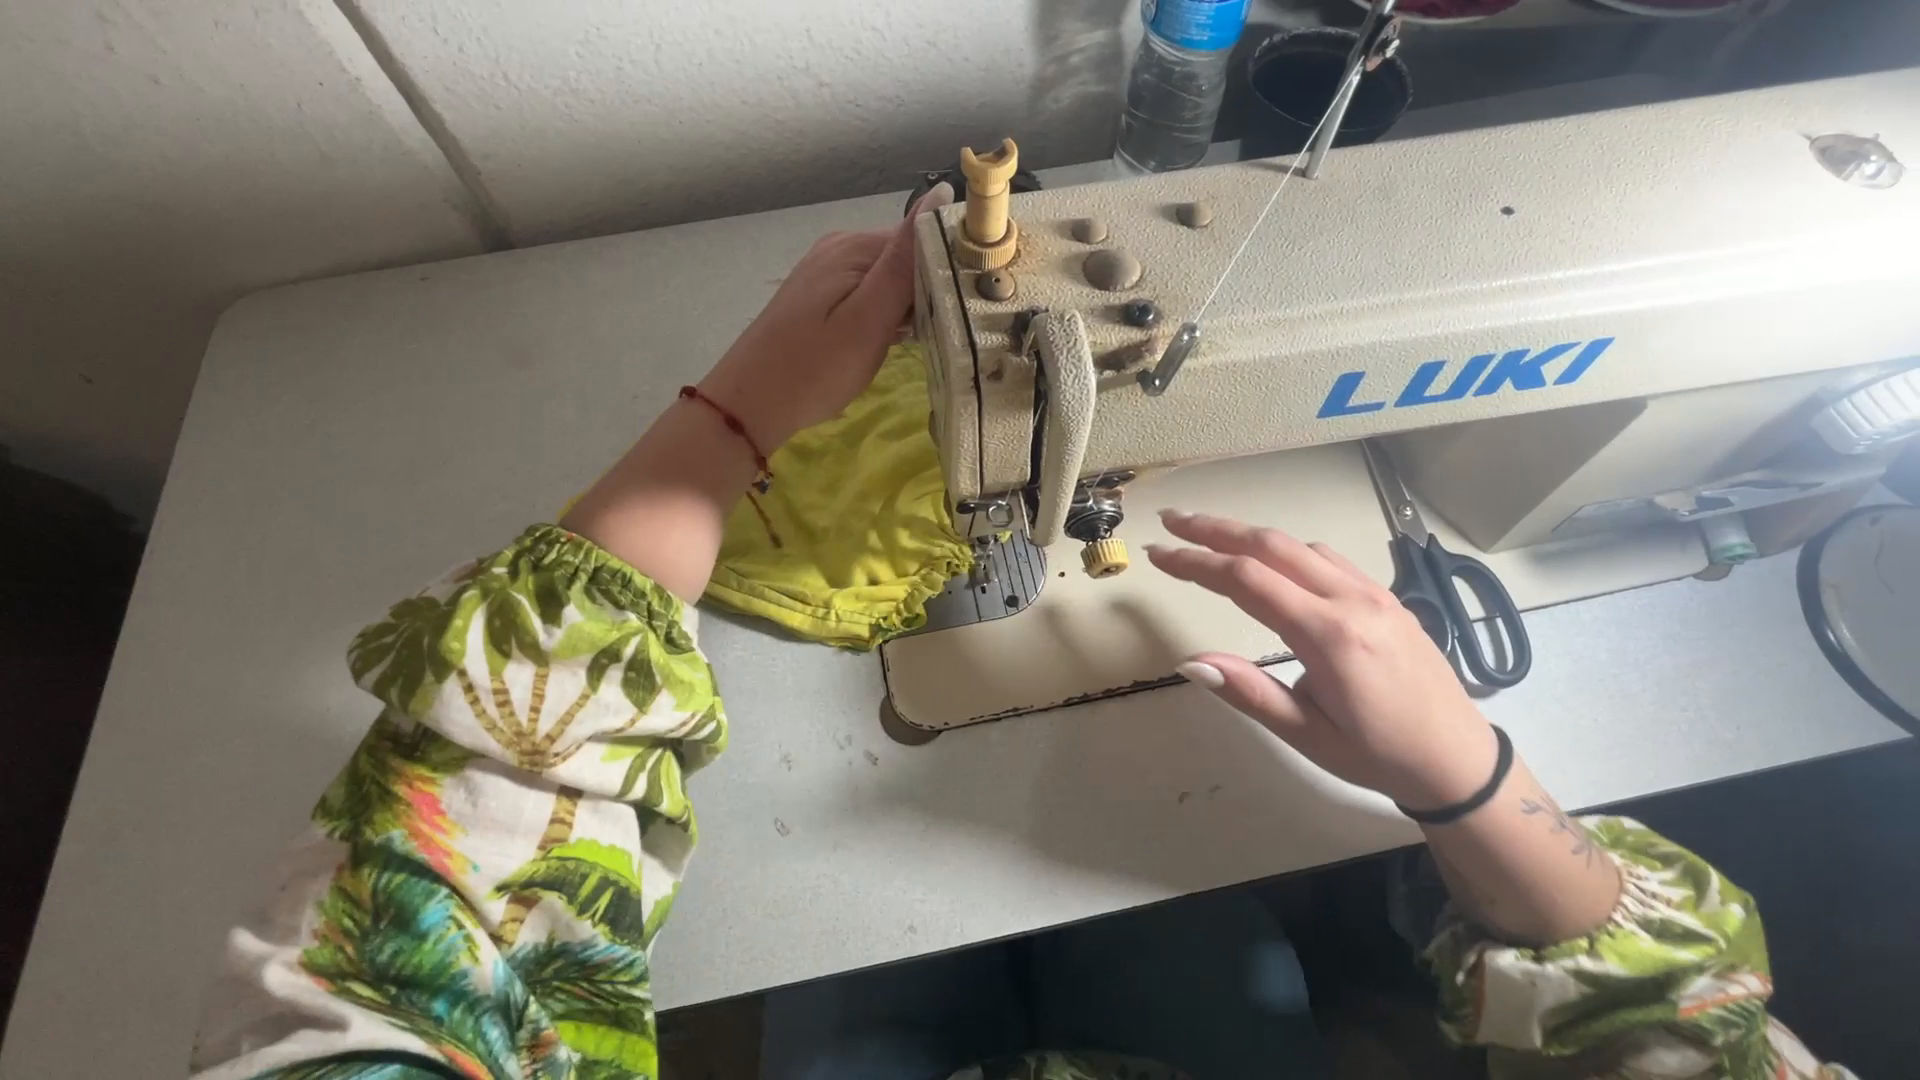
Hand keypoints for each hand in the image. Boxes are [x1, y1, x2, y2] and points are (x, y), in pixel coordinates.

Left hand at [696, 183, 953, 449]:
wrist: (751, 404)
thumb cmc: (815, 369)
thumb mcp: (868, 318)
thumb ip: (904, 261)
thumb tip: (940, 193)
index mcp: (854, 247)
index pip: (923, 239)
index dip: (950, 267)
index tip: (971, 304)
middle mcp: (841, 248)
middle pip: (907, 258)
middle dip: (931, 289)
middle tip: (948, 331)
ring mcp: (828, 272)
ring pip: (891, 279)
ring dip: (912, 306)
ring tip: (928, 340)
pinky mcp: (822, 297)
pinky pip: (871, 295)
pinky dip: (889, 316)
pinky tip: (894, 342)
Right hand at [1146, 510, 1498, 809]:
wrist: (1459, 760)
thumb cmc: (1378, 755)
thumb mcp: (1308, 735)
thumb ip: (1249, 692)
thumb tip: (1191, 660)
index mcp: (1330, 636)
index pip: (1248, 581)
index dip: (1197, 563)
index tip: (1158, 554)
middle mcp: (1352, 601)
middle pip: (1272, 546)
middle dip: (1215, 528)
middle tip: (1171, 520)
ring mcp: (1373, 594)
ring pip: (1300, 545)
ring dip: (1248, 533)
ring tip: (1206, 534)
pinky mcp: (1385, 596)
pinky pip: (1326, 558)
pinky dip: (1284, 547)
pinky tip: (1266, 558)